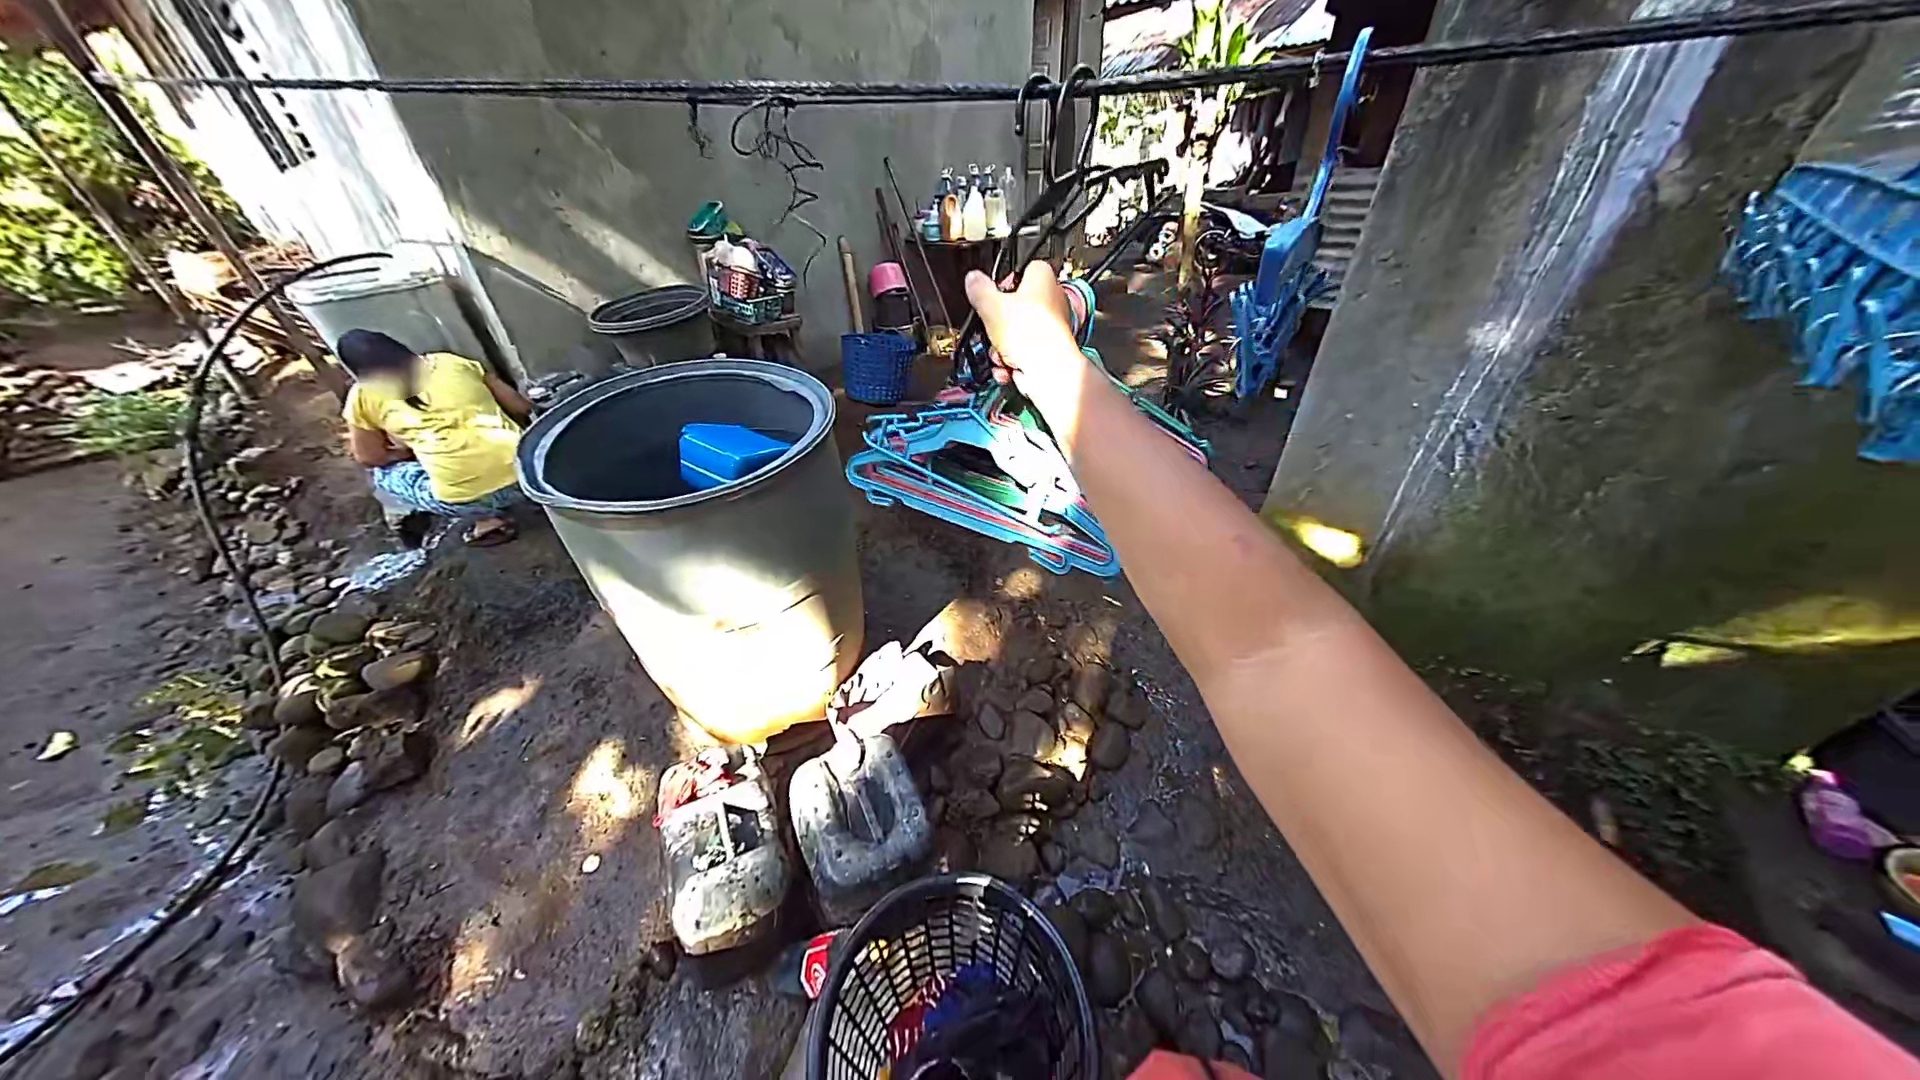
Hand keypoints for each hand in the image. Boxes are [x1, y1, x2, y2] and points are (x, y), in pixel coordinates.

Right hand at [963, 262, 1090, 411]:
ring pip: (1016, 334)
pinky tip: (1007, 367)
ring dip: (1001, 348)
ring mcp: (1051, 329)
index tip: (991, 294)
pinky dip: (1011, 362)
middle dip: (998, 324)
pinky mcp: (1048, 352)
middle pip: (1015, 308)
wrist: (1048, 370)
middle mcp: (1052, 300)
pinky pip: (1023, 353)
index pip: (1023, 270)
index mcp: (1043, 278)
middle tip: (991, 329)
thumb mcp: (991, 306)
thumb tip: (972, 279)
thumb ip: (979, 290)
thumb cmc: (1031, 333)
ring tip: (1000, 353)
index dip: (1004, 282)